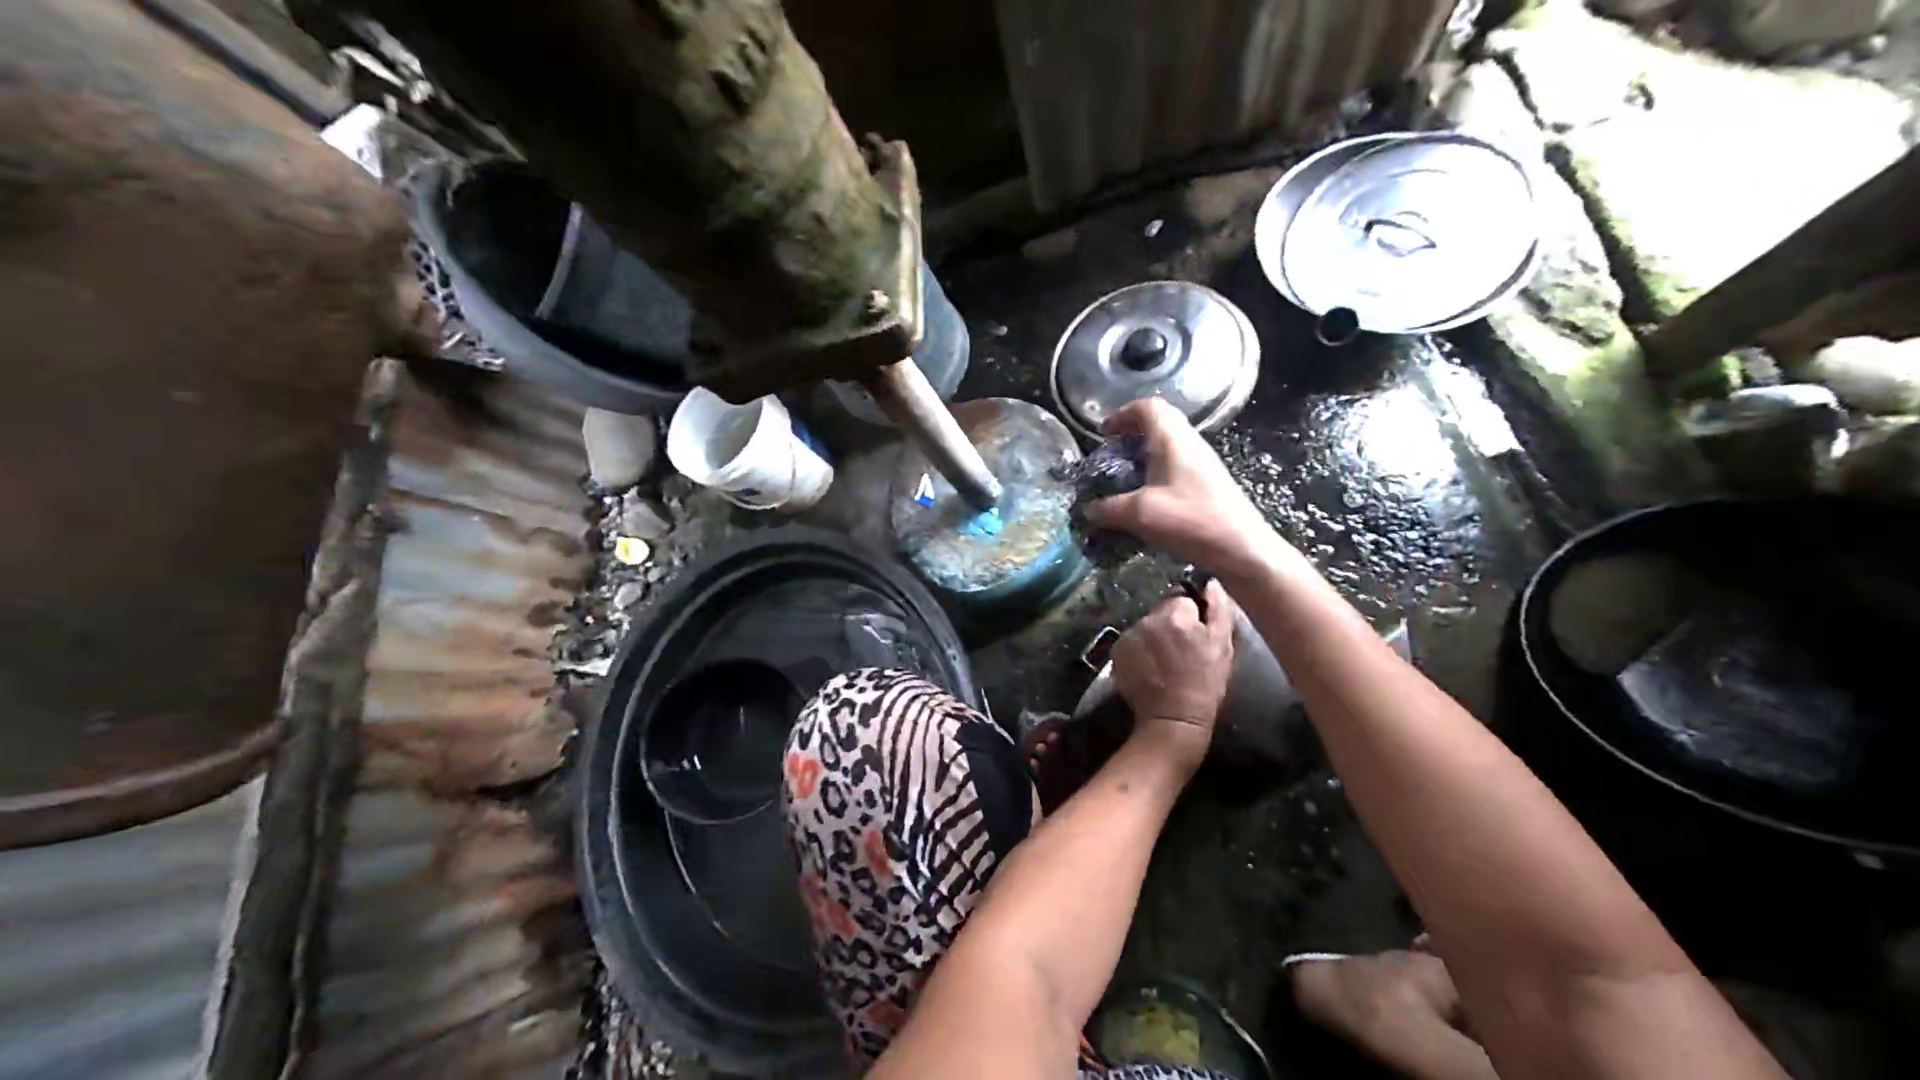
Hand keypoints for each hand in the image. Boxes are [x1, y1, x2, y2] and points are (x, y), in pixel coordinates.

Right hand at [1084, 398, 1291, 579]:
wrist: (1242, 549)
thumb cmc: (1192, 520)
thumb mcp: (1140, 514)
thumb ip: (1108, 509)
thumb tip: (1088, 510)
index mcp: (1173, 440)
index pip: (1148, 407)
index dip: (1122, 414)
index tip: (1104, 433)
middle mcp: (1190, 444)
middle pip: (1160, 422)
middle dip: (1132, 434)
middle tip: (1113, 454)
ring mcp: (1202, 463)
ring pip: (1169, 445)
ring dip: (1145, 455)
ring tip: (1126, 479)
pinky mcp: (1209, 484)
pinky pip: (1177, 466)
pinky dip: (1157, 473)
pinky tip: (1147, 499)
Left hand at [1110, 581, 1237, 768]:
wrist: (1173, 718)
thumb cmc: (1205, 683)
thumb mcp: (1222, 646)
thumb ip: (1219, 609)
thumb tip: (1211, 582)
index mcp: (1175, 615)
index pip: (1182, 600)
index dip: (1191, 617)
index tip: (1196, 636)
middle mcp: (1146, 620)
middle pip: (1160, 612)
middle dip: (1170, 625)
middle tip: (1181, 652)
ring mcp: (1128, 636)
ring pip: (1145, 627)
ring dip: (1153, 637)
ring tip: (1165, 663)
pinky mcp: (1116, 652)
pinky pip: (1131, 642)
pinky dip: (1138, 650)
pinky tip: (1150, 668)